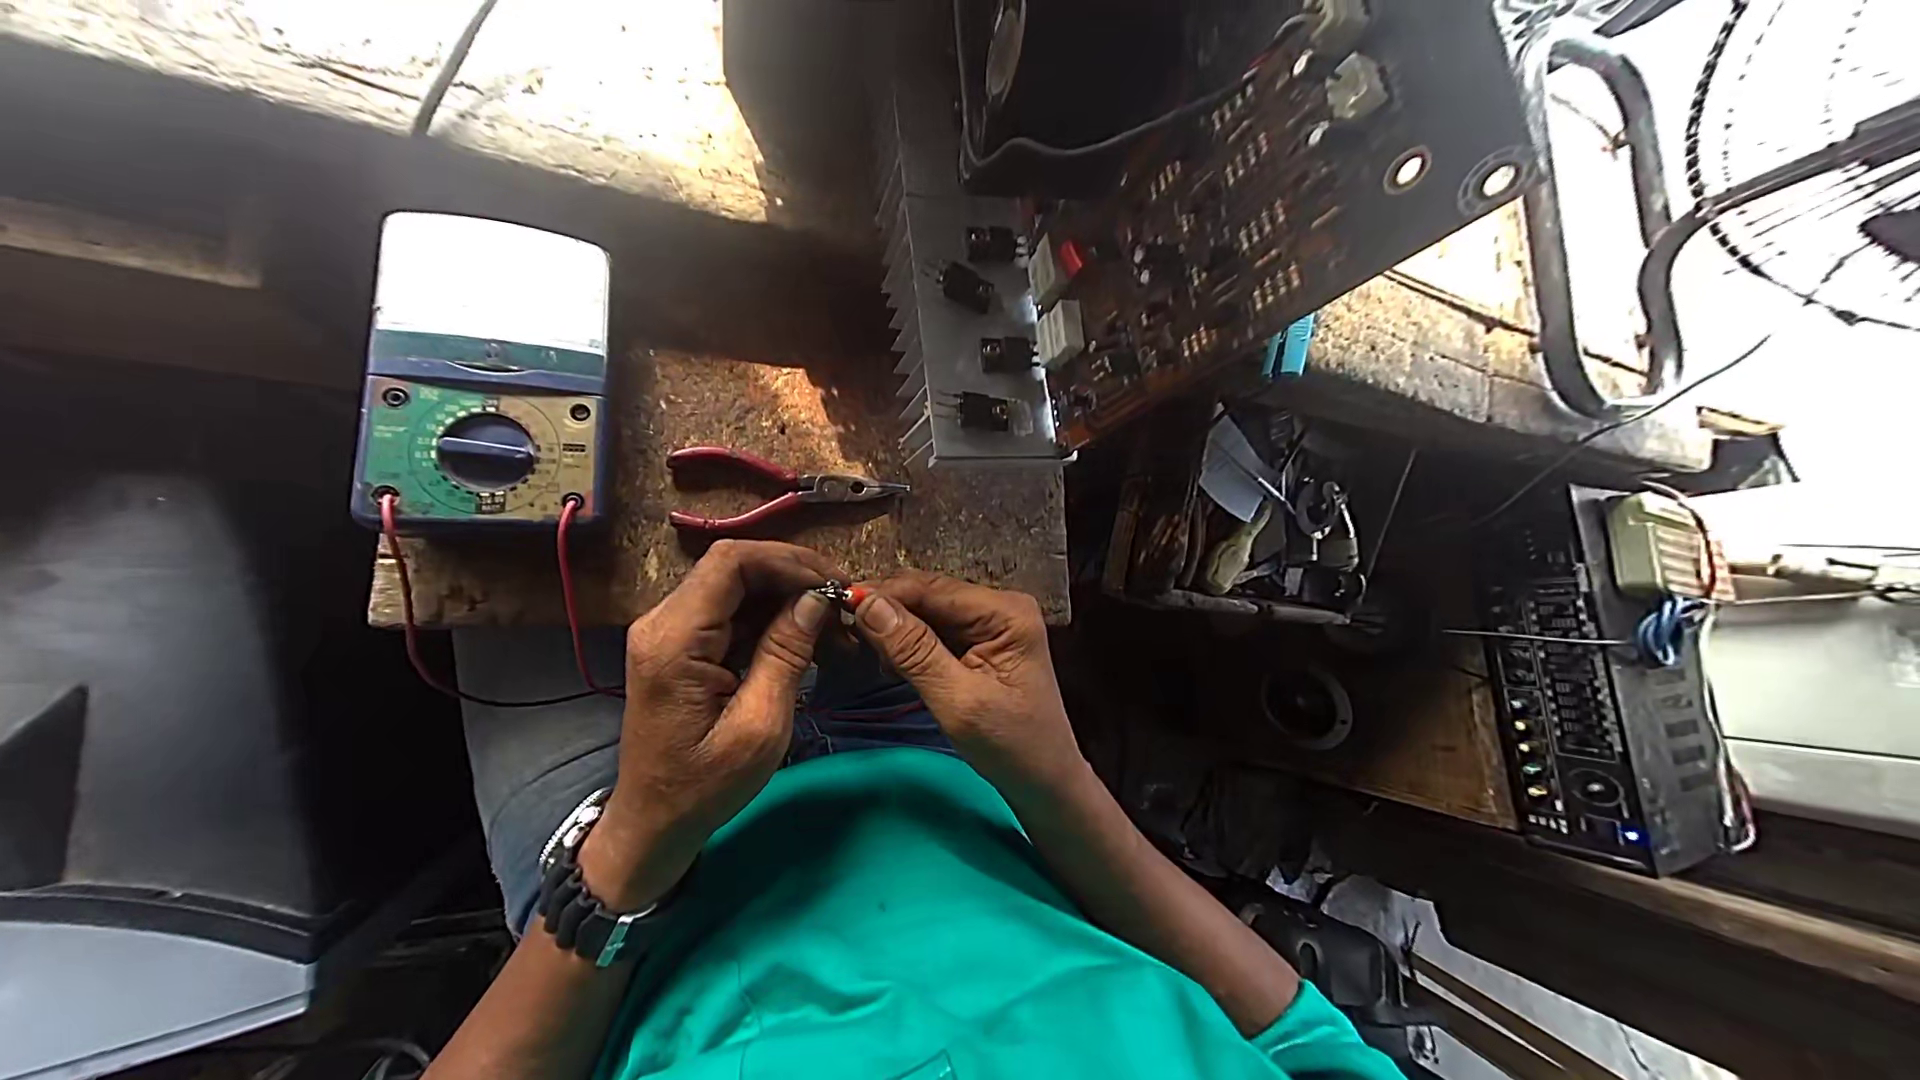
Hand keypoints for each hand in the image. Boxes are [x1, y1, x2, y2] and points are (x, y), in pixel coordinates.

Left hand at [581, 540, 840, 908]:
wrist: (654, 821)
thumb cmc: (705, 786)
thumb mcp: (760, 726)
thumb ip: (786, 654)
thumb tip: (816, 599)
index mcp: (674, 640)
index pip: (731, 562)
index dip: (788, 561)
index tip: (834, 585)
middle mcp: (663, 621)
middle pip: (735, 566)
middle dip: (794, 575)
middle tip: (842, 600)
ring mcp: (670, 630)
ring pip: (738, 584)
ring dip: (788, 595)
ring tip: (832, 621)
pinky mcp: (683, 643)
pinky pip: (734, 610)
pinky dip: (773, 615)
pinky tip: (806, 635)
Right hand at [852, 572, 1083, 802]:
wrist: (1044, 782)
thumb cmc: (1010, 746)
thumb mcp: (958, 701)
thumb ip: (914, 651)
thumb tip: (868, 605)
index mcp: (1006, 611)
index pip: (933, 588)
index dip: (885, 592)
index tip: (839, 603)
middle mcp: (999, 605)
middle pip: (929, 594)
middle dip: (887, 609)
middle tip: (844, 627)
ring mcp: (990, 622)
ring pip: (927, 611)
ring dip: (895, 627)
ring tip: (866, 650)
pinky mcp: (980, 641)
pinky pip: (934, 630)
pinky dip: (909, 643)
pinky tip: (891, 660)